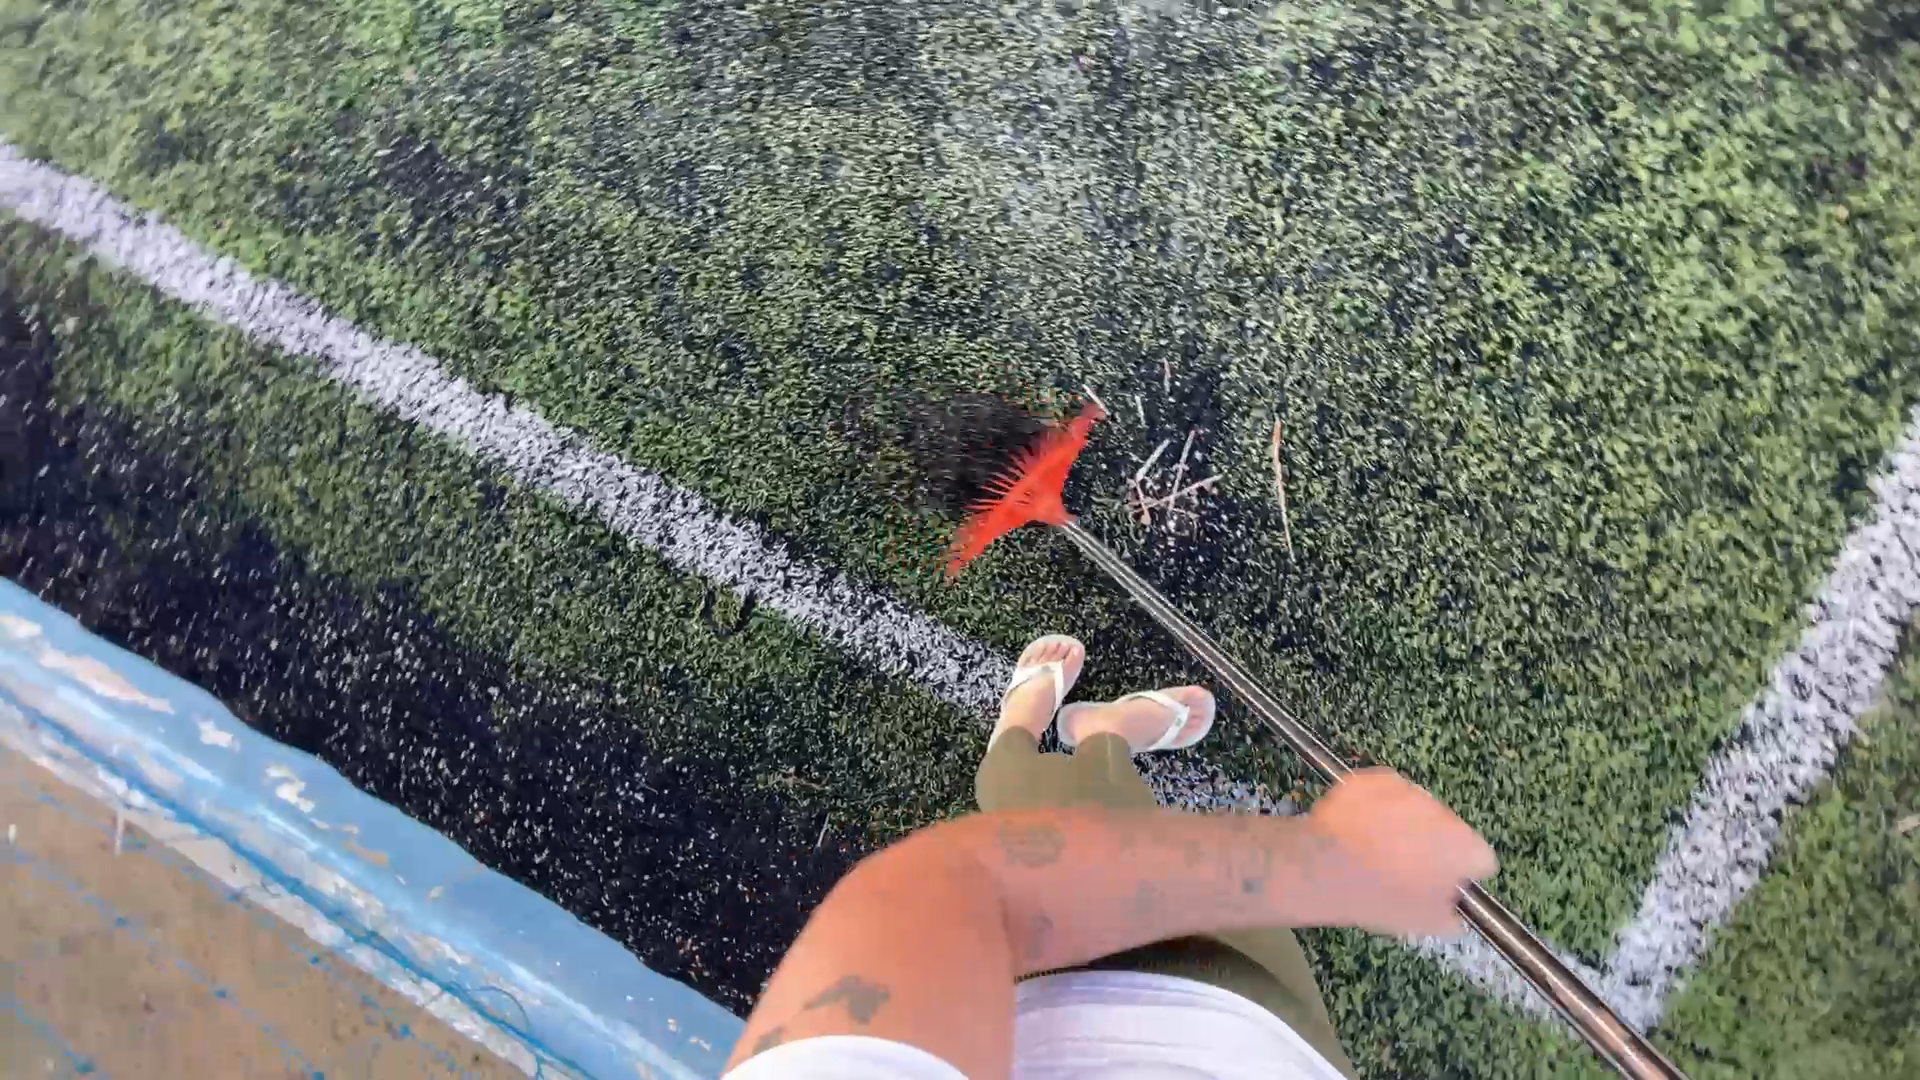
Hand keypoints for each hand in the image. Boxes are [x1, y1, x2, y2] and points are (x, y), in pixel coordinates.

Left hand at [1305, 768, 1498, 937]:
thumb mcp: (1428, 923)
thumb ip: (1453, 913)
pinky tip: (1361, 821)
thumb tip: (1453, 907)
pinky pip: (1385, 790)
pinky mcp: (1371, 777)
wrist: (1324, 864)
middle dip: (1433, 842)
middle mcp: (1442, 811)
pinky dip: (1378, 802)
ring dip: (1406, 819)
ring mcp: (1404, 789)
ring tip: (1377, 840)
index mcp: (1465, 847)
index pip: (1481, 857)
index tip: (1441, 880)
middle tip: (1405, 861)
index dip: (1461, 870)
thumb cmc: (1381, 897)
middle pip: (1448, 828)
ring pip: (1416, 806)